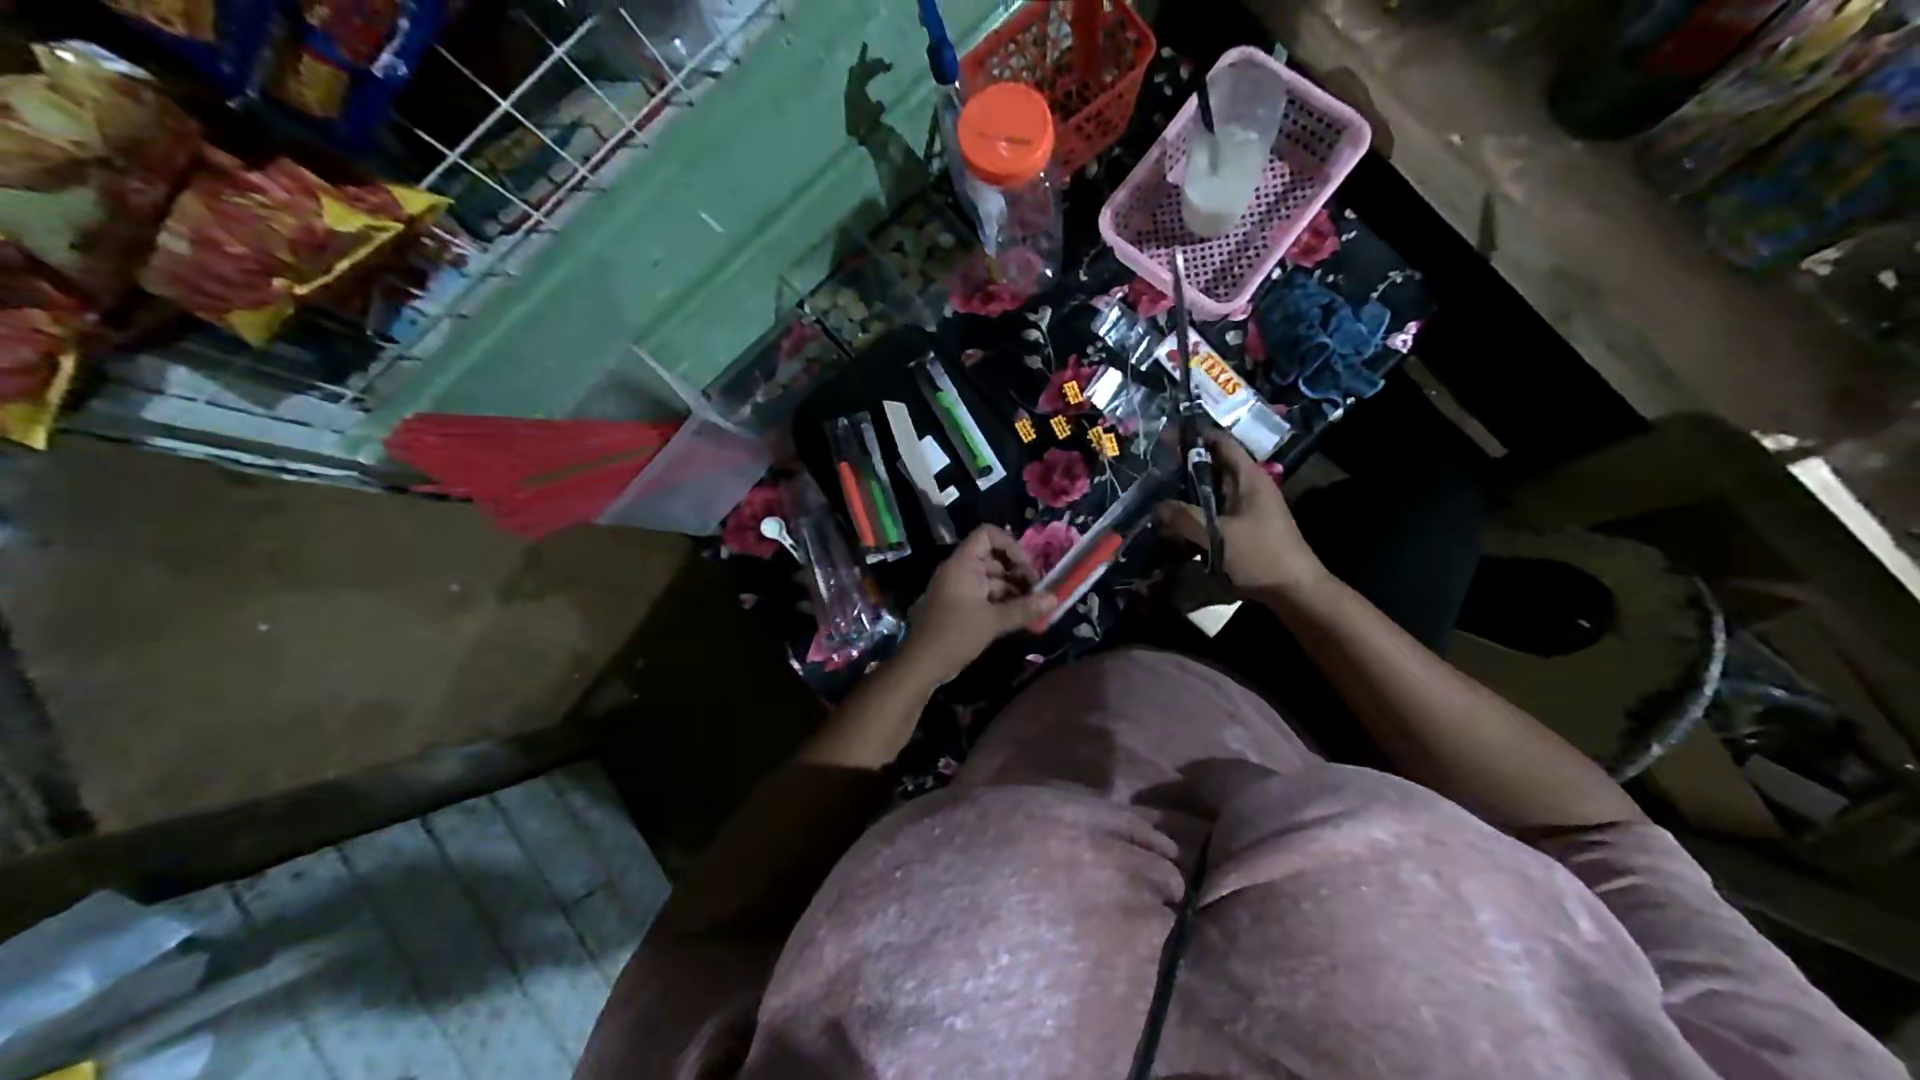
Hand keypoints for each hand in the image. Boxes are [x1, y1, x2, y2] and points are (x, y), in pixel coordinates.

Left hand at [898, 526, 1055, 685]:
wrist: (922, 663)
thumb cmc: (956, 635)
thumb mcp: (993, 621)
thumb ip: (1024, 608)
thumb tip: (1054, 599)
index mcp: (962, 564)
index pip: (987, 534)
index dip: (1011, 545)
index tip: (1029, 568)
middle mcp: (959, 570)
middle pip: (993, 558)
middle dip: (1018, 572)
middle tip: (1039, 592)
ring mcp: (958, 588)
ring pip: (991, 579)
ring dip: (1013, 590)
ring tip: (1034, 606)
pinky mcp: (959, 605)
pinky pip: (984, 594)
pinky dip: (1002, 601)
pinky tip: (1020, 616)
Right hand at [1156, 432, 1328, 597]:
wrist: (1294, 591)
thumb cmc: (1260, 556)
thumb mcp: (1217, 535)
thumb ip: (1184, 518)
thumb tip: (1156, 507)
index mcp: (1248, 478)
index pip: (1220, 442)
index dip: (1193, 436)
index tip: (1162, 438)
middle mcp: (1248, 487)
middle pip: (1212, 467)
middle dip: (1182, 468)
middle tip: (1151, 471)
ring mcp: (1246, 508)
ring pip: (1210, 492)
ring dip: (1185, 495)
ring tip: (1155, 497)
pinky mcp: (1243, 528)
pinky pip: (1213, 513)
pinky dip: (1194, 515)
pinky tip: (1173, 527)